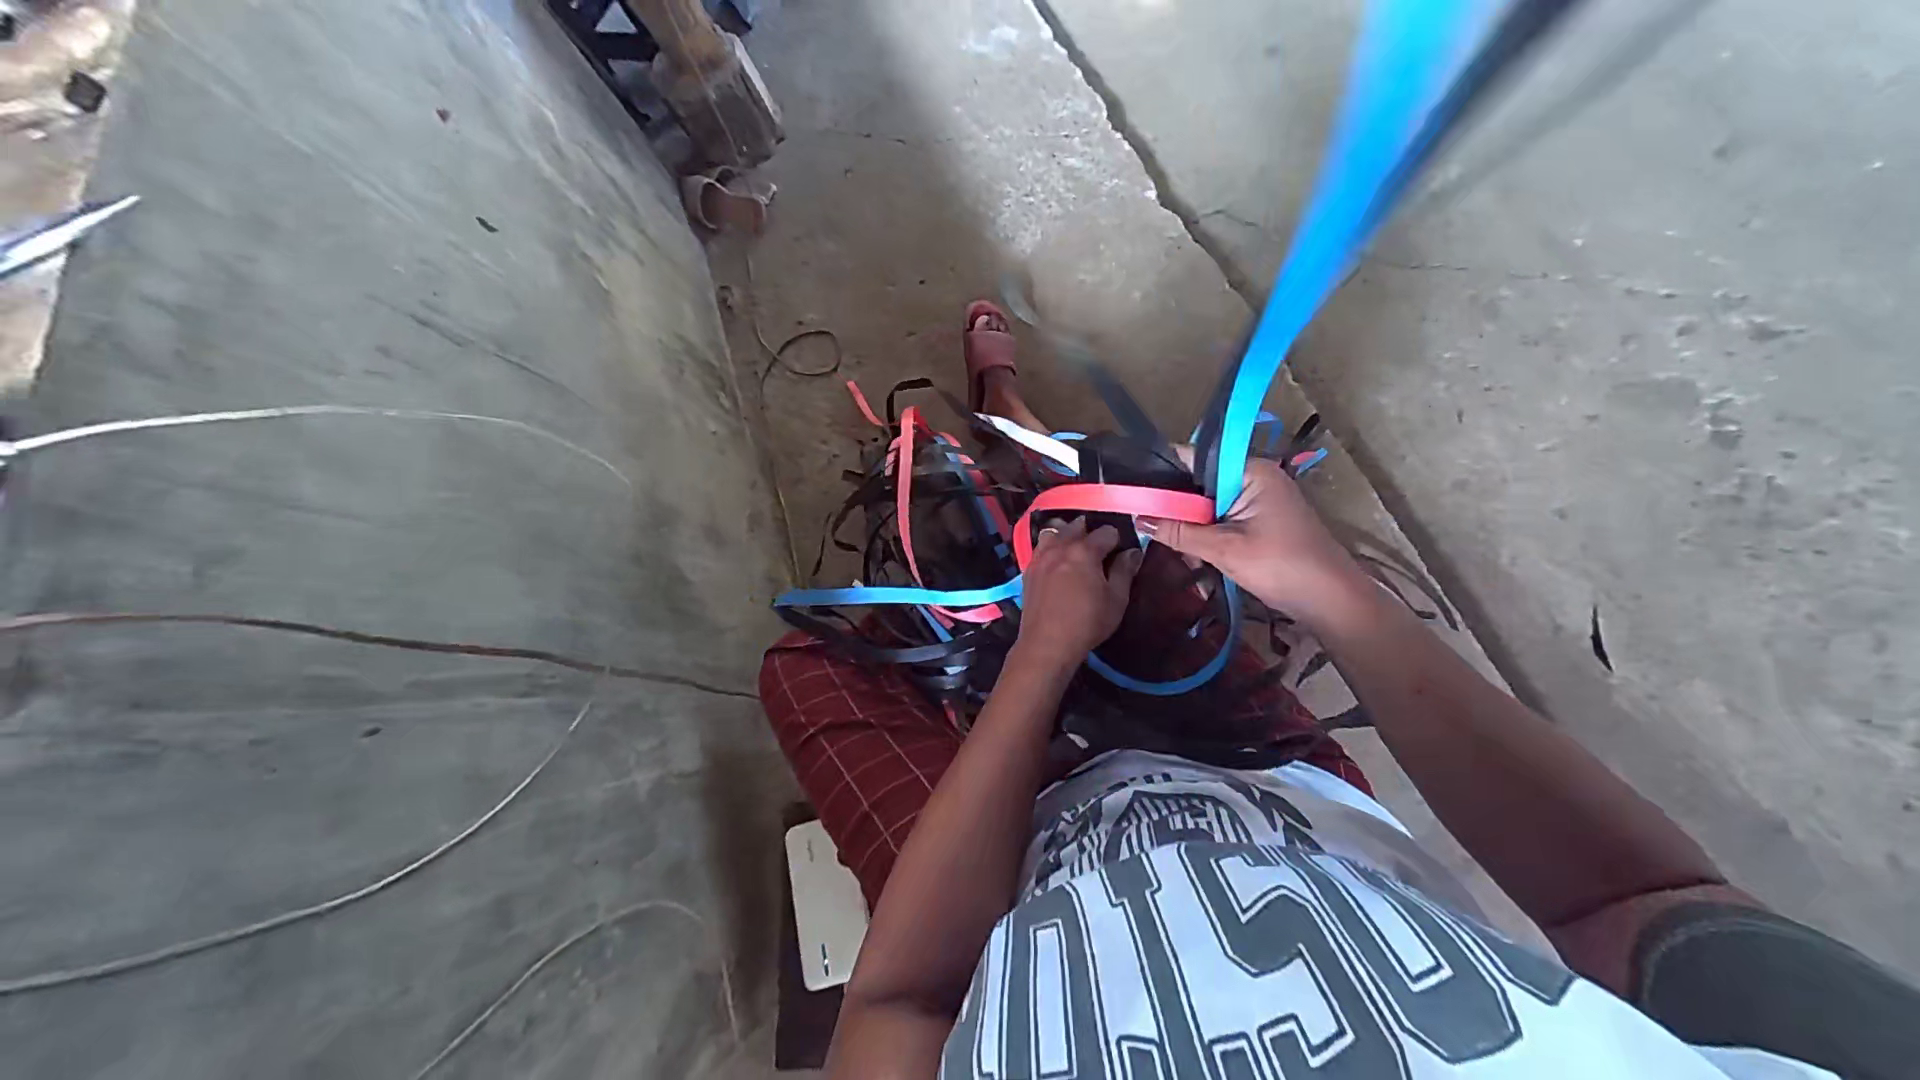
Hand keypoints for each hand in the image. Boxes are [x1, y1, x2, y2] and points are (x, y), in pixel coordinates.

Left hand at [1014, 517, 1143, 670]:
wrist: (1046, 644)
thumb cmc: (1087, 623)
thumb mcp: (1116, 599)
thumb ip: (1125, 571)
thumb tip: (1133, 552)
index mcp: (1084, 551)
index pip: (1106, 532)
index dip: (1117, 540)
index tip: (1120, 553)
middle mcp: (1059, 547)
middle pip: (1077, 526)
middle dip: (1091, 534)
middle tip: (1100, 552)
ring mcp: (1040, 557)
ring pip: (1054, 532)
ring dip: (1067, 535)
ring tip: (1076, 550)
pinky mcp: (1028, 570)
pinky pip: (1041, 547)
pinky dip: (1051, 547)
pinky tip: (1057, 561)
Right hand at [1139, 456, 1365, 625]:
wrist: (1332, 601)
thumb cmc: (1282, 567)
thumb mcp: (1223, 549)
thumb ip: (1179, 531)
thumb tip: (1139, 518)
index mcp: (1250, 471)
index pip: (1196, 457)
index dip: (1162, 470)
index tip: (1131, 487)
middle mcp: (1254, 477)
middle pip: (1199, 482)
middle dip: (1175, 506)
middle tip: (1146, 526)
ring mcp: (1259, 500)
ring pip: (1208, 504)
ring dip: (1189, 526)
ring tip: (1170, 547)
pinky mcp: (1260, 520)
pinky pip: (1221, 519)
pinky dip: (1206, 535)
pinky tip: (1193, 555)